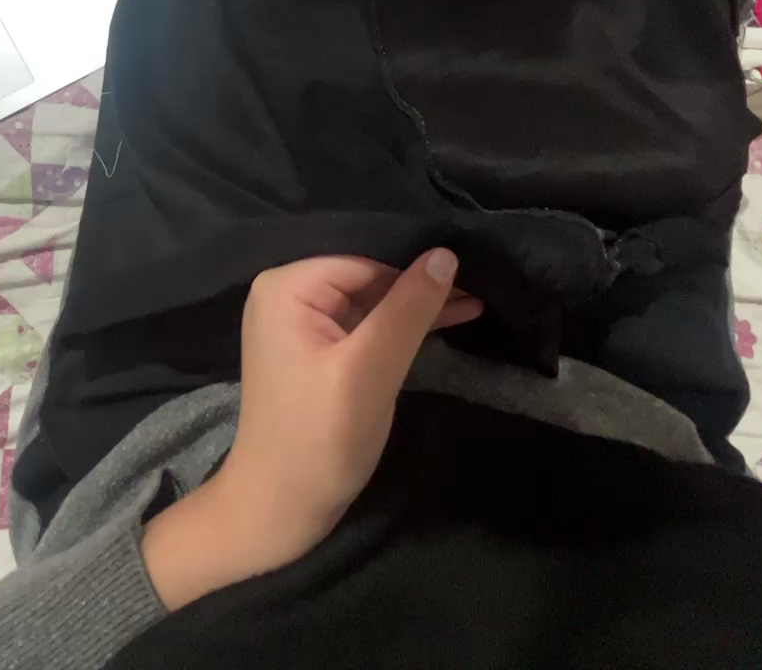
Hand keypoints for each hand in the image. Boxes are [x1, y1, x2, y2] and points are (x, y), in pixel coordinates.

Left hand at [141, 251, 481, 608]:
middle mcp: (287, 293)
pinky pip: (364, 324)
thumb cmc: (319, 437)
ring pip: (371, 300)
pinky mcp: (316, 348)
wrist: (279, 508)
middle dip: (420, 284)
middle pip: (367, 276)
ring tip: (477, 300)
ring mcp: (300, 321)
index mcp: (287, 286)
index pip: (365, 260)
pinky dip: (400, 327)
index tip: (472, 267)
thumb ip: (408, 309)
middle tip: (483, 283)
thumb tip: (445, 253)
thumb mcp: (370, 369)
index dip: (416, 267)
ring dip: (417, 306)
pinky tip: (447, 319)